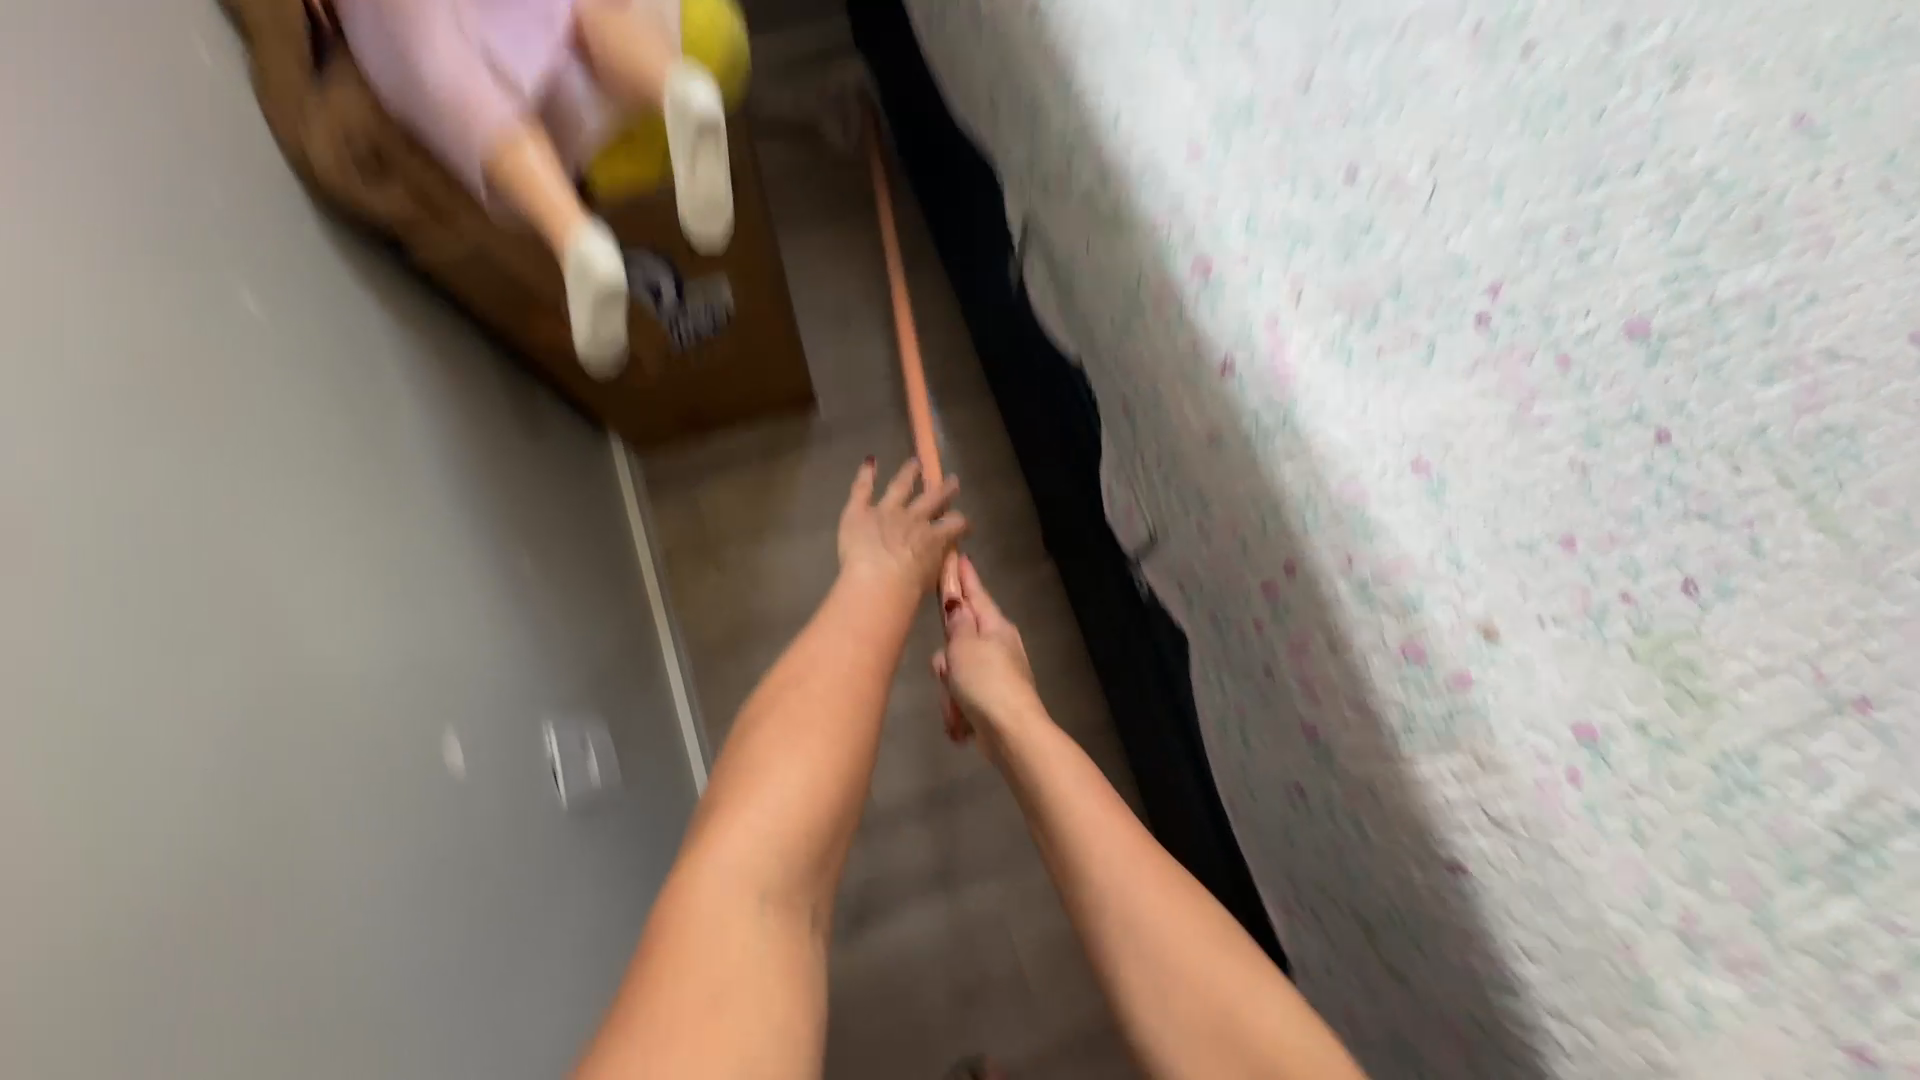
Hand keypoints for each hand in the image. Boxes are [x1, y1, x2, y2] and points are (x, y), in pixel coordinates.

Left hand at [838, 458, 967, 600]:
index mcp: (934, 537)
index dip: (961, 523)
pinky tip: (869, 462)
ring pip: (900, 487)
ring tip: (914, 463)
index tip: (965, 523)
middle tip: (952, 481)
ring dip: (908, 474)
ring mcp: (886, 511)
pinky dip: (865, 475)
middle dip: (944, 490)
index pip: (955, 525)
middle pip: (933, 499)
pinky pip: (862, 489)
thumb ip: (936, 564)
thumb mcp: (932, 580)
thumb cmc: (907, 591)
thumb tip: (938, 560)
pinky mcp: (860, 512)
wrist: (879, 581)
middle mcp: (914, 519)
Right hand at [932, 556, 1041, 754]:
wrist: (1011, 733)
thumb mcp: (964, 647)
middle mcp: (997, 645)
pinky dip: (958, 711)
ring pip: (956, 672)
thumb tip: (957, 603)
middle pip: (958, 639)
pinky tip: (962, 725)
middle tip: (948, 673)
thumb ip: (957, 623)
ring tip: (958, 708)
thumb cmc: (986, 683)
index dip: (963, 574)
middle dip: (947, 660)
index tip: (957, 553)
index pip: (974, 592)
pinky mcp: (991, 699)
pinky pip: (962, 697)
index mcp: (995, 626)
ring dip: (950, 692)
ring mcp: (996, 673)